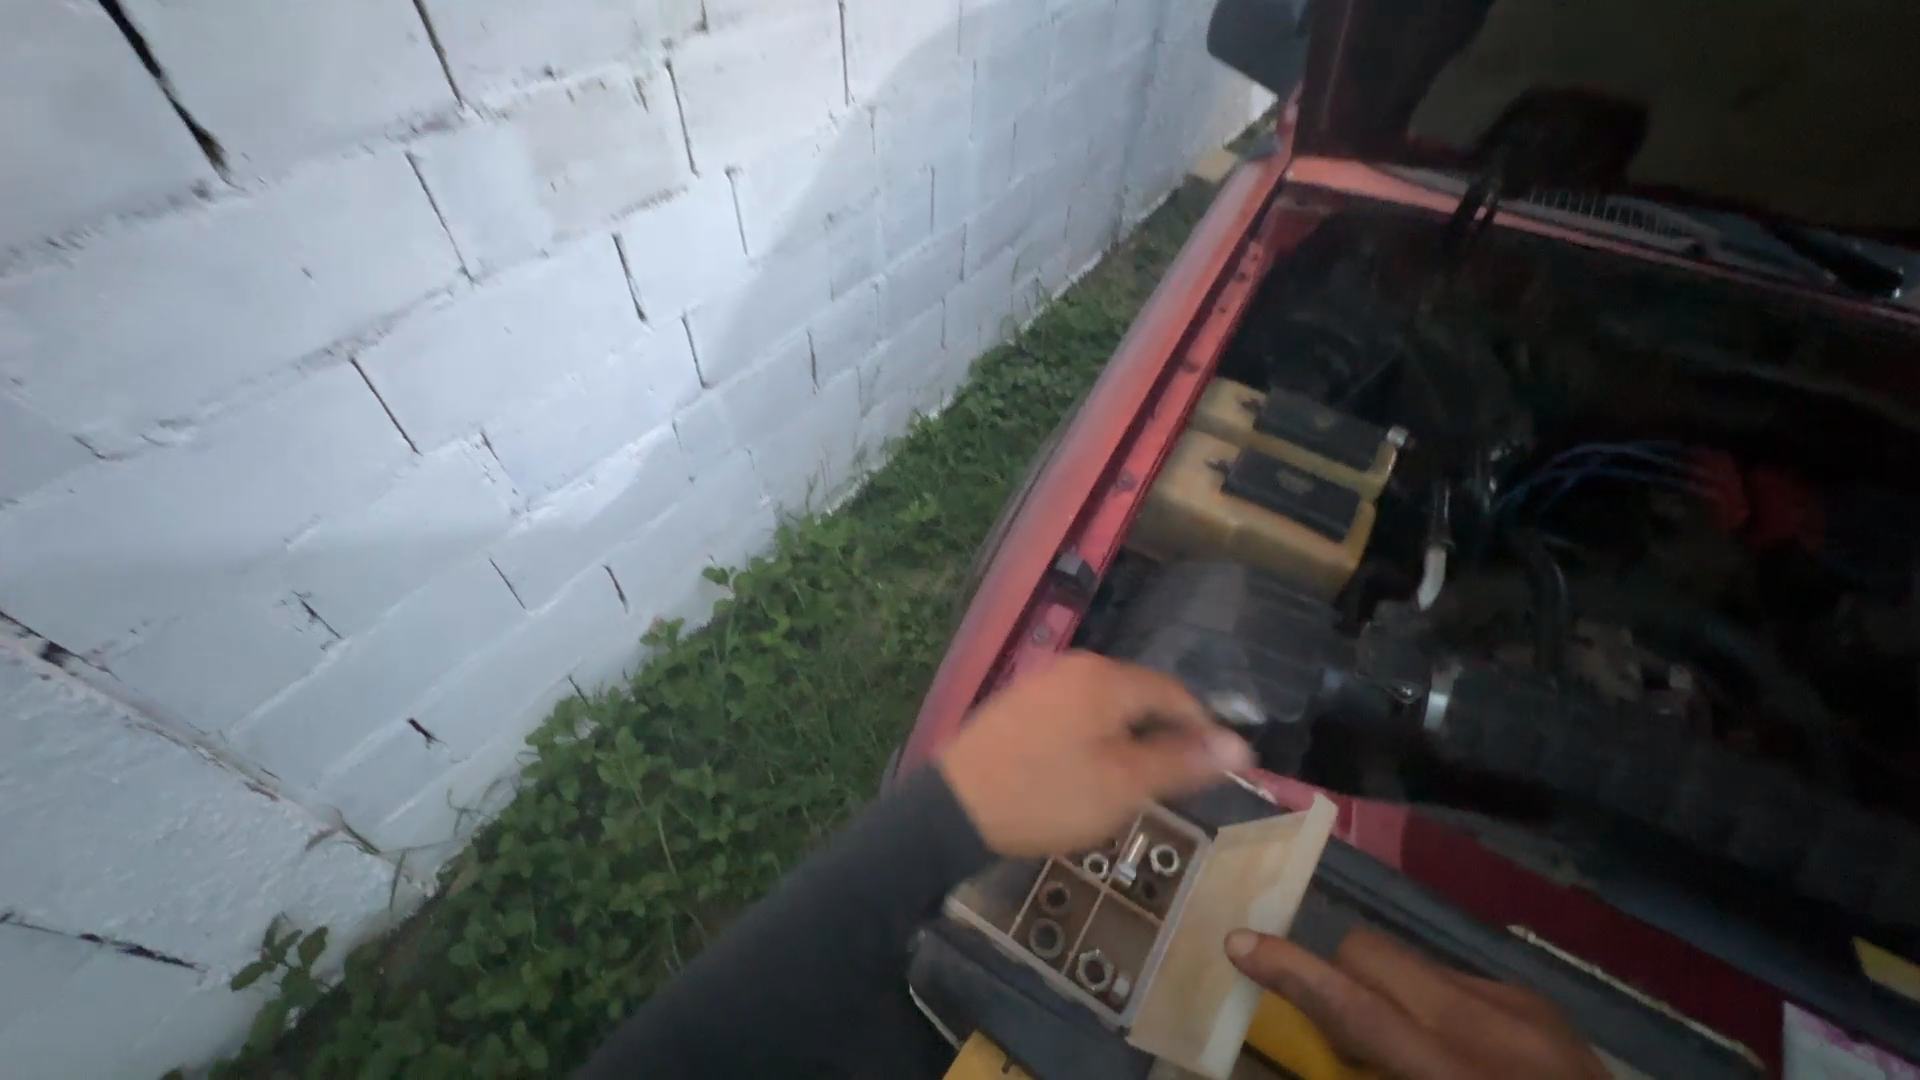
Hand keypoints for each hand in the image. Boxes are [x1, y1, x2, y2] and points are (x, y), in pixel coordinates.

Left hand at [937, 652, 1251, 856]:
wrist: (955, 806)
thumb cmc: (1047, 795)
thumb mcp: (1124, 784)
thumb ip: (1181, 761)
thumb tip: (1240, 746)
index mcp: (1105, 678)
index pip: (1174, 693)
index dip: (1202, 730)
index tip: (1215, 770)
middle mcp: (1075, 666)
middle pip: (1139, 695)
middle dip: (1162, 735)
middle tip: (1170, 785)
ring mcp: (1043, 680)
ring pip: (1107, 705)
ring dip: (1128, 739)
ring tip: (1130, 784)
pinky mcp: (1021, 701)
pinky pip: (1076, 711)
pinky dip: (1095, 737)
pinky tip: (1086, 771)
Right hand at [1225, 927, 1608, 1079]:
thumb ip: (1373, 1071)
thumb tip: (1329, 1031)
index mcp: (1458, 1077)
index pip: (1358, 1008)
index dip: (1295, 972)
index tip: (1239, 944)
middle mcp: (1490, 1028)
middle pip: (1368, 954)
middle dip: (1338, 977)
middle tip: (1347, 1037)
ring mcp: (1520, 1007)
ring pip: (1404, 959)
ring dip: (1385, 992)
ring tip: (1411, 1046)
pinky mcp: (1537, 999)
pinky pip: (1448, 976)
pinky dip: (1432, 1004)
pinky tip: (1465, 1051)